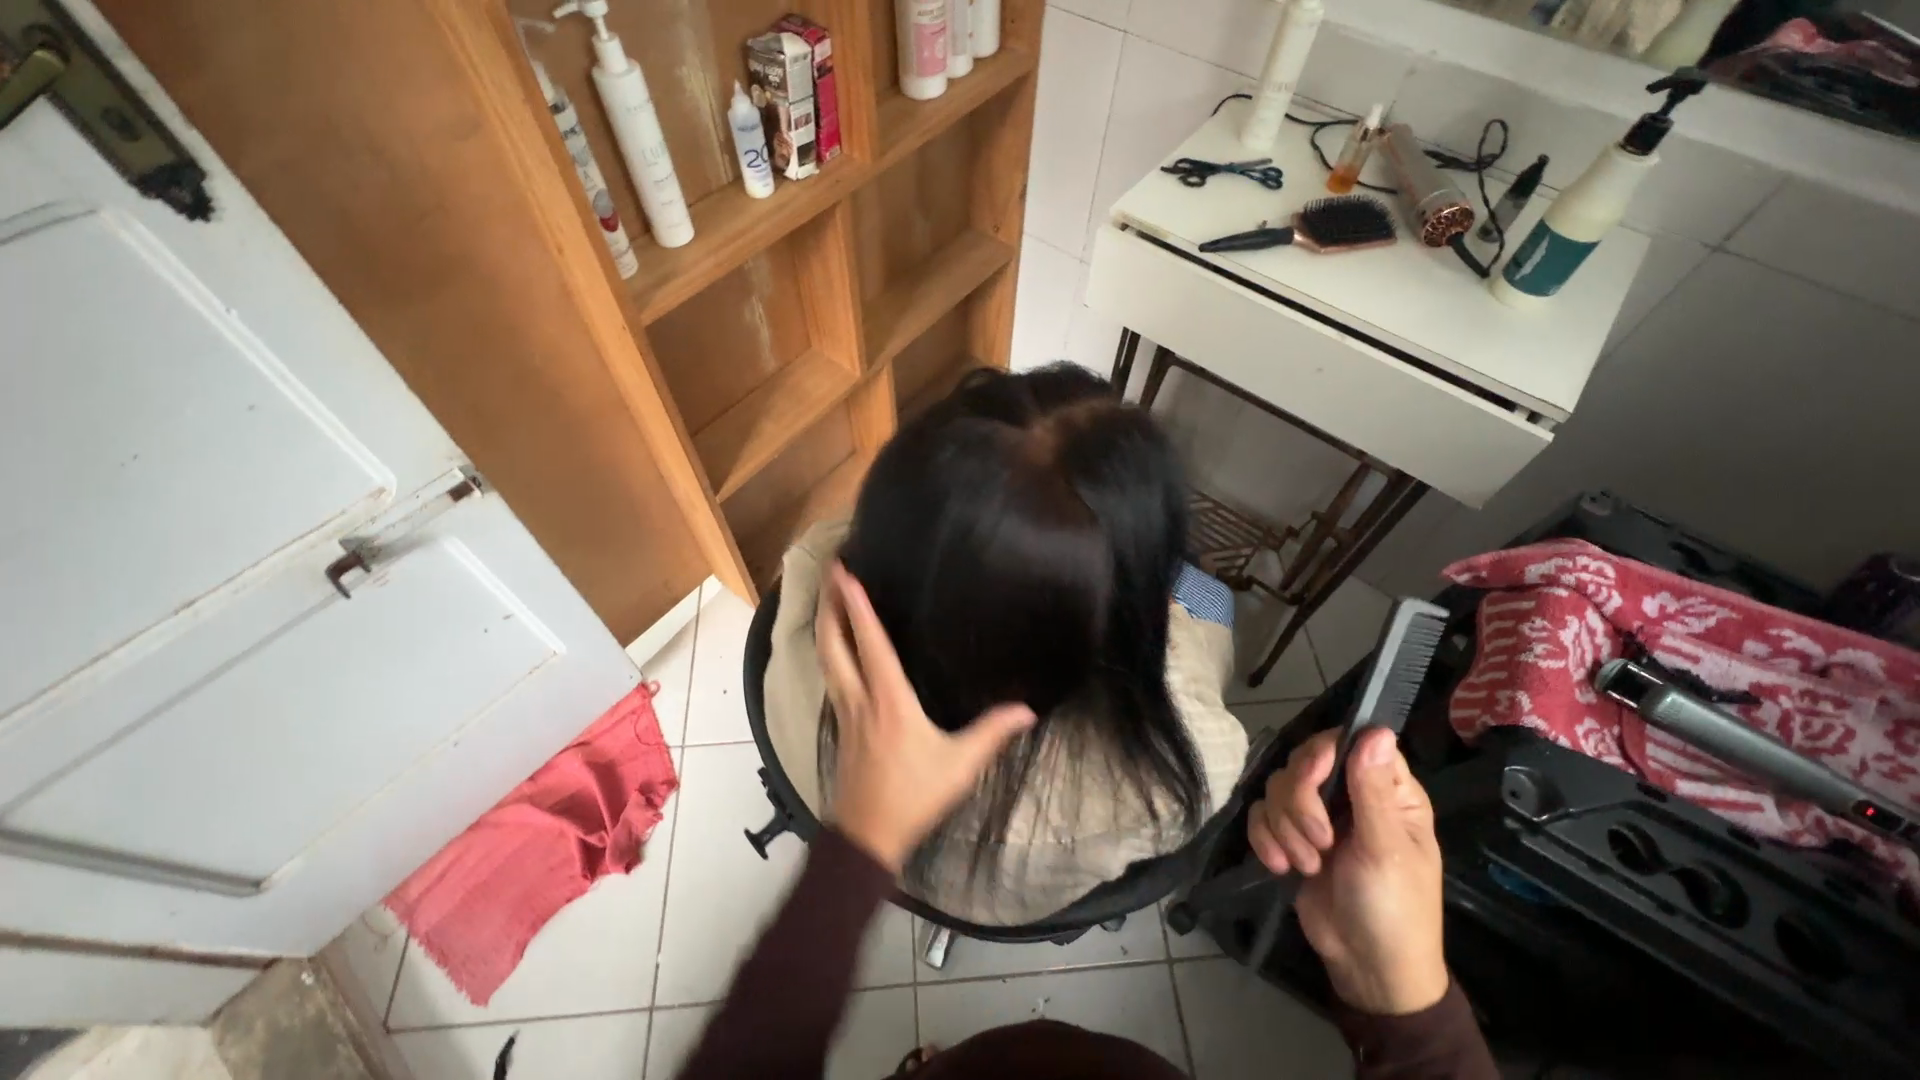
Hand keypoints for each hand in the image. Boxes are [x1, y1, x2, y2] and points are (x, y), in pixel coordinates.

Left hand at [815, 562, 1035, 872]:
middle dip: (829, 606)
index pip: (871, 644)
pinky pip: (830, 677)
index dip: (859, 607)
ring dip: (824, 626)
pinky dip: (829, 652)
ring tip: (827, 599)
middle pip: (833, 644)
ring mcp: (845, 711)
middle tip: (829, 573)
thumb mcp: (960, 765)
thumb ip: (991, 733)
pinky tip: (834, 650)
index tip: (847, 576)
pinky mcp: (840, 725)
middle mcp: (860, 698)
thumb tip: (1027, 709)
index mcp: (889, 700)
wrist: (866, 835)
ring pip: (826, 659)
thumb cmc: (913, 796)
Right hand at [1247, 728, 1447, 1015]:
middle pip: (1303, 762)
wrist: (1366, 967)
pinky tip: (1283, 868)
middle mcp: (1349, 795)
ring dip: (1285, 828)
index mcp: (1386, 791)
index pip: (1348, 741)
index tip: (1314, 778)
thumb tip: (1378, 730)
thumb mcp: (1387, 850)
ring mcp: (1317, 816)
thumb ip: (1374, 790)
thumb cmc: (1394, 909)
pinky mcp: (1289, 838)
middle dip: (1300, 801)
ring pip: (1276, 788)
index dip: (1323, 753)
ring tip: (1307, 865)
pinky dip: (1265, 840)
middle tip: (1319, 840)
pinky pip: (1260, 816)